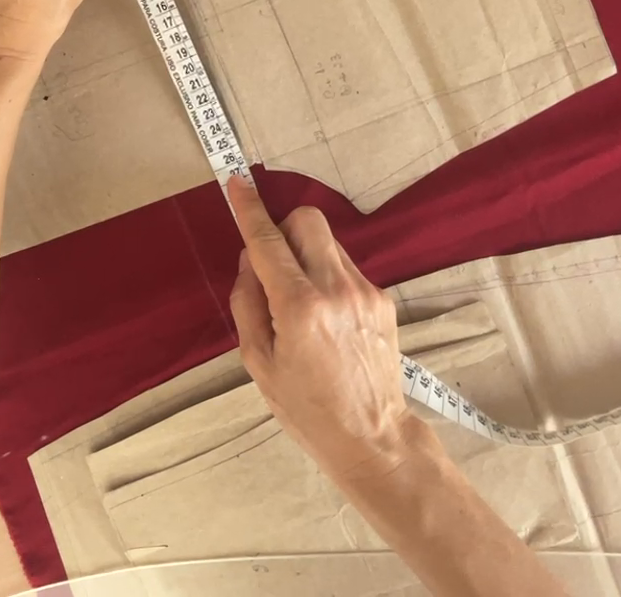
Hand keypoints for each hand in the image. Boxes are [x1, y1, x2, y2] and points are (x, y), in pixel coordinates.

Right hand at [227, 176, 412, 481]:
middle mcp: (336, 290)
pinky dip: (326, 276)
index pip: (268, 242)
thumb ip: (246, 301)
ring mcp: (365, 292)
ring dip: (305, 254)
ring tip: (301, 301)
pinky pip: (345, 266)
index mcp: (299, 308)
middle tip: (274, 261)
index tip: (238, 183)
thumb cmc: (306, 407)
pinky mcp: (383, 299)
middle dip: (284, 227)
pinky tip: (326, 317)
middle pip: (308, 220)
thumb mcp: (258, 361)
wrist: (373, 438)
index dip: (249, 209)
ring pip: (328, 242)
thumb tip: (250, 260)